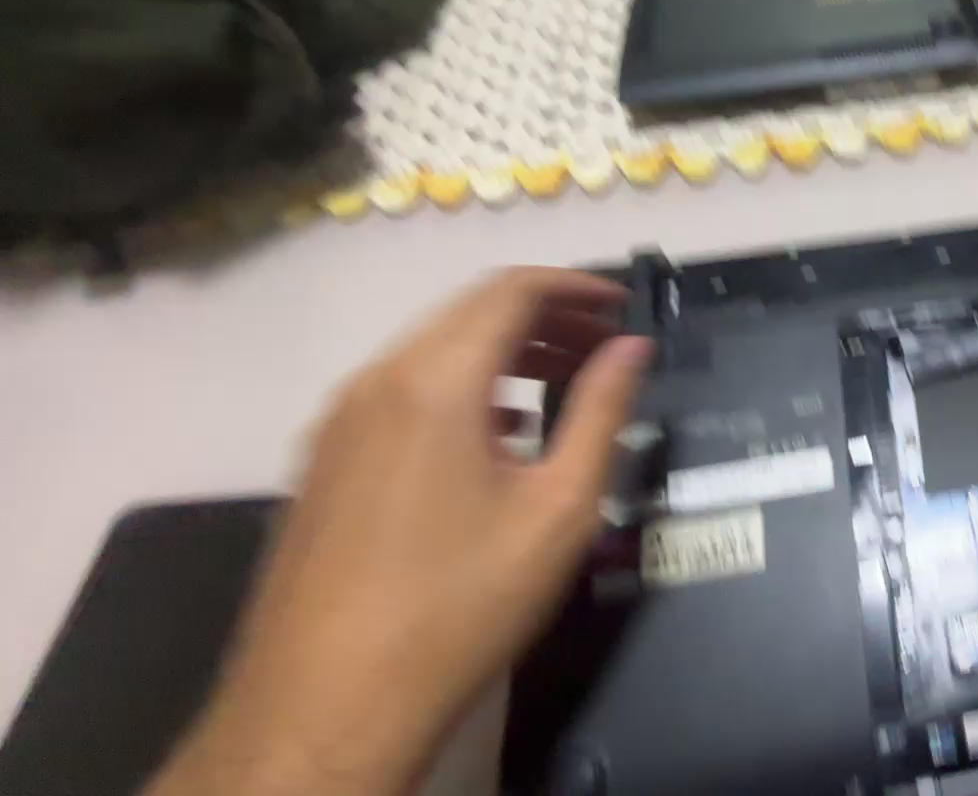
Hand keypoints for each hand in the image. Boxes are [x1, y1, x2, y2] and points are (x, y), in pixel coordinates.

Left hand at [149, 268, 651, 795]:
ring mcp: (340, 423)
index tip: (624, 304)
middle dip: (548, 315)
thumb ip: (602, 410)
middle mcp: (377, 384)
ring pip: (436, 349)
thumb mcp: (561, 504)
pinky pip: (406, 390)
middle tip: (607, 344)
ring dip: (508, 349)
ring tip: (567, 380)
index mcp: (435, 382)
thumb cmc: (464, 599)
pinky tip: (506, 429)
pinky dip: (467, 384)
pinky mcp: (326, 460)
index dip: (575, 285)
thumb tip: (632, 347)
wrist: (324, 711)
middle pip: (471, 312)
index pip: (510, 291)